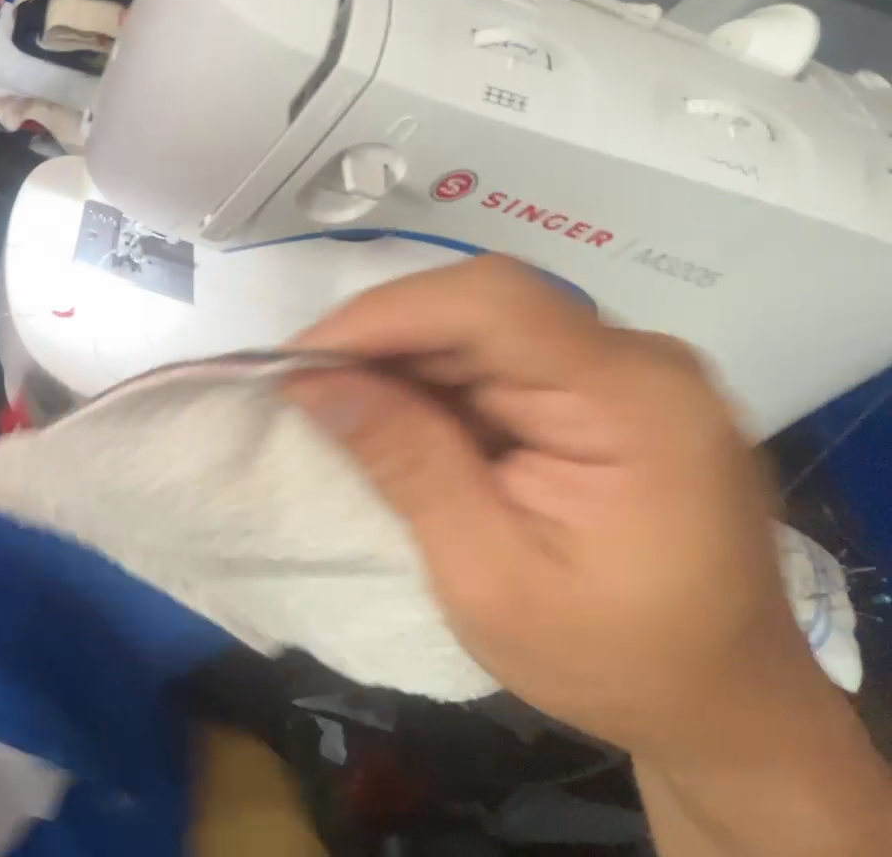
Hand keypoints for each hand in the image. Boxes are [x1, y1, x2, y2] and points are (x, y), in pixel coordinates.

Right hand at [283, 256, 824, 762]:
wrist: (714, 703)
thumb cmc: (607, 656)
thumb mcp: (485, 574)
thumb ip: (405, 462)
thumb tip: (307, 378)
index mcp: (634, 404)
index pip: (491, 306)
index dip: (380, 317)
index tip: (292, 361)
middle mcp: (636, 363)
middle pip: (479, 303)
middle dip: (375, 337)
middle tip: (297, 385)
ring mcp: (617, 371)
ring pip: (472, 322)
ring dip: (391, 358)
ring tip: (329, 402)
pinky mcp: (592, 389)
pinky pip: (487, 354)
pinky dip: (420, 378)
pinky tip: (384, 414)